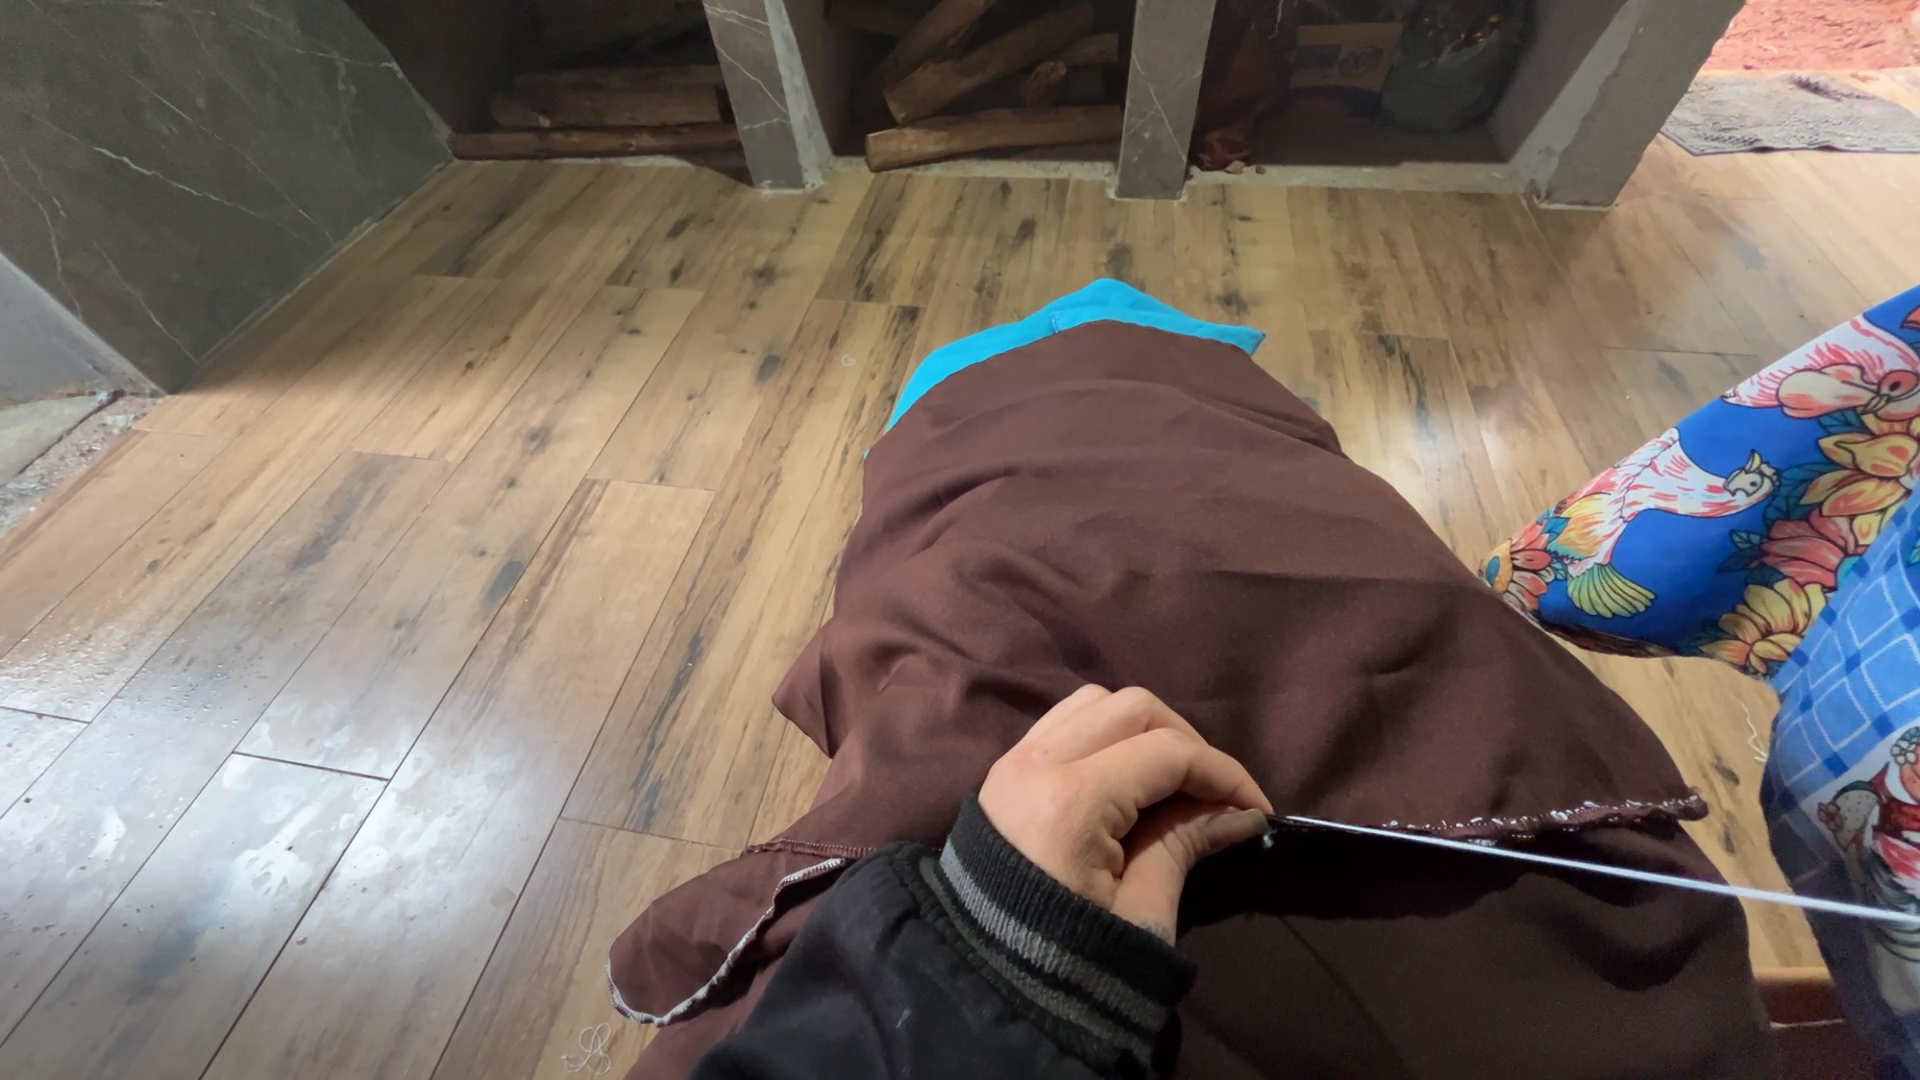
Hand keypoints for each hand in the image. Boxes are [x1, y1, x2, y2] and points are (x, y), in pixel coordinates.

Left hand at [977, 685, 1272, 941]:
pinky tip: (1125, 772)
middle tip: (1214, 793)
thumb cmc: (1066, 961)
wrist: (981, 980)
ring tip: (1171, 779)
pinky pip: (1065, 719)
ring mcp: (1014, 757)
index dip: (1222, 773)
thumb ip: (1185, 845)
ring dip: (1142, 728)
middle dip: (1186, 741)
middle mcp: (1038, 760)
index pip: (1166, 752)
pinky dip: (1105, 730)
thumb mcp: (1140, 914)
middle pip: (1132, 707)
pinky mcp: (1005, 765)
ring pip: (1094, 701)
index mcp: (1070, 800)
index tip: (1256, 808)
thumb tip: (1241, 813)